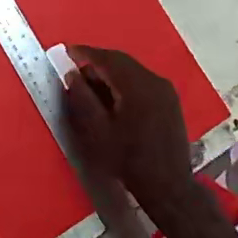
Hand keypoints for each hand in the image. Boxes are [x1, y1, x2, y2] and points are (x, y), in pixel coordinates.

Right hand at [60, 45, 195, 207]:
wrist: (168, 186)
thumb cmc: (128, 160)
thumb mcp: (98, 131)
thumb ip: (83, 98)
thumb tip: (72, 74)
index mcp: (137, 86)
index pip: (107, 59)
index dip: (85, 53)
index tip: (67, 51)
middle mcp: (154, 81)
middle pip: (121, 61)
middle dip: (97, 62)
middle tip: (76, 71)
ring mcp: (165, 90)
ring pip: (132, 70)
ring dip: (111, 72)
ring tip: (91, 86)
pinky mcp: (170, 101)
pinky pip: (142, 81)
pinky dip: (124, 82)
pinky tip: (113, 96)